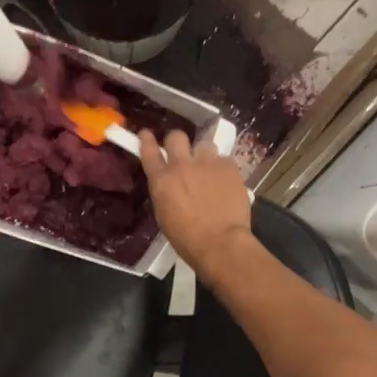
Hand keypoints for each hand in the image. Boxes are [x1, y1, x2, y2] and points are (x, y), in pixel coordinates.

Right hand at [138, 130, 254, 272]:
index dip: (147, 141)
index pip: (149, 151)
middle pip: (176, 136)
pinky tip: (226, 183)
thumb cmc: (187, 239)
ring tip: (210, 171)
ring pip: (204, 145)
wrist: (220, 243)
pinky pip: (224, 159)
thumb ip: (165, 192)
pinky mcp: (229, 166)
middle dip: (178, 143)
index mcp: (161, 180)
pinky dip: (223, 169)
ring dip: (204, 156)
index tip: (147, 134)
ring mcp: (207, 162)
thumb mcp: (164, 216)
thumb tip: (169, 184)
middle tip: (184, 155)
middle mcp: (181, 165)